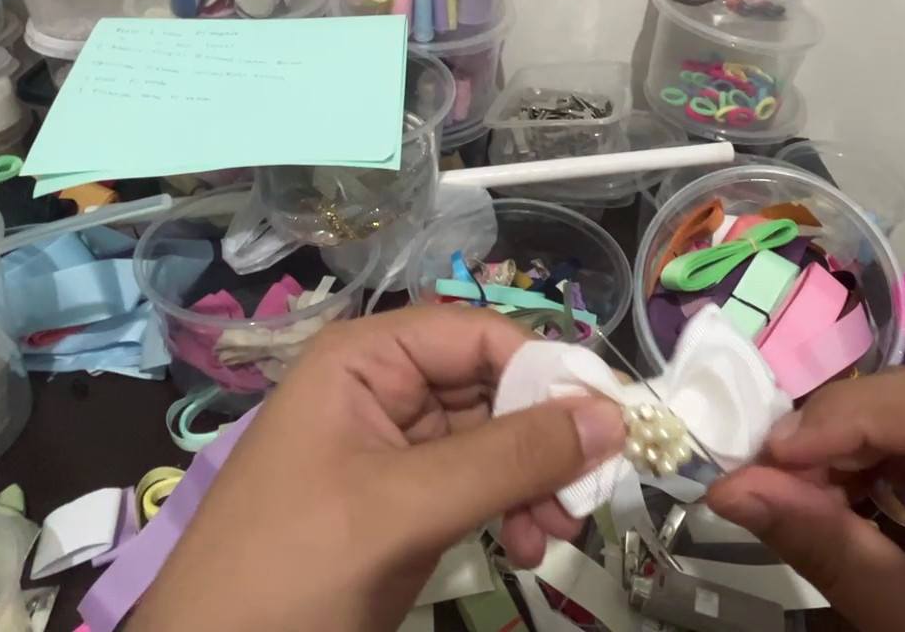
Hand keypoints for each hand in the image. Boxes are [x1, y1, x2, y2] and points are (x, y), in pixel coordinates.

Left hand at [132, 307, 627, 631]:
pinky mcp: (405, 499)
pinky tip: (531, 546)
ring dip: (535, 480)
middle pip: (492, 386)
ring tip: (559, 532)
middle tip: (590, 491)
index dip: (546, 369)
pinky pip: (479, 482)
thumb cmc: (290, 569)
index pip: (478, 336)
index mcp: (368, 357)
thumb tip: (613, 416)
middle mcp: (384, 386)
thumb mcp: (401, 507)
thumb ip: (509, 458)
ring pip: (494, 438)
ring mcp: (395, 445)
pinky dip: (513, 508)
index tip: (608, 419)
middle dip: (543, 439)